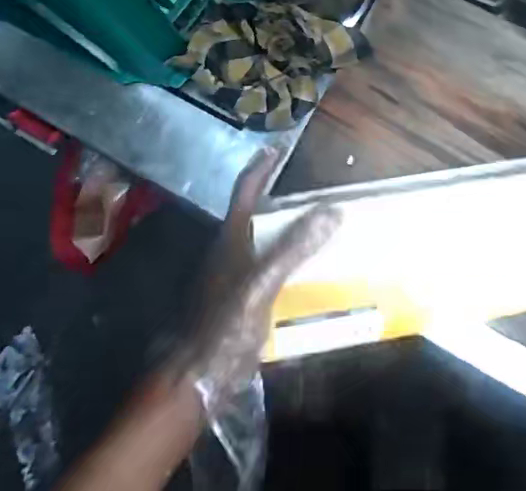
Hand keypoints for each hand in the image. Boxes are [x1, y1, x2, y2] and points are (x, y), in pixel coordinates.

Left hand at [167, 148, 339, 411]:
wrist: (194, 379)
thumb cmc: (224, 325)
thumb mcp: (263, 282)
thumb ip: (294, 246)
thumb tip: (332, 209)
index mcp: (231, 237)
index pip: (246, 189)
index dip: (262, 166)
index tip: (278, 147)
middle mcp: (228, 251)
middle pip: (254, 214)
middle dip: (279, 199)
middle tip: (310, 192)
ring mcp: (230, 277)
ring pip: (260, 242)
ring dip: (284, 231)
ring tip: (315, 230)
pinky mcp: (237, 302)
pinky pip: (266, 269)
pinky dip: (286, 262)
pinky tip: (304, 274)